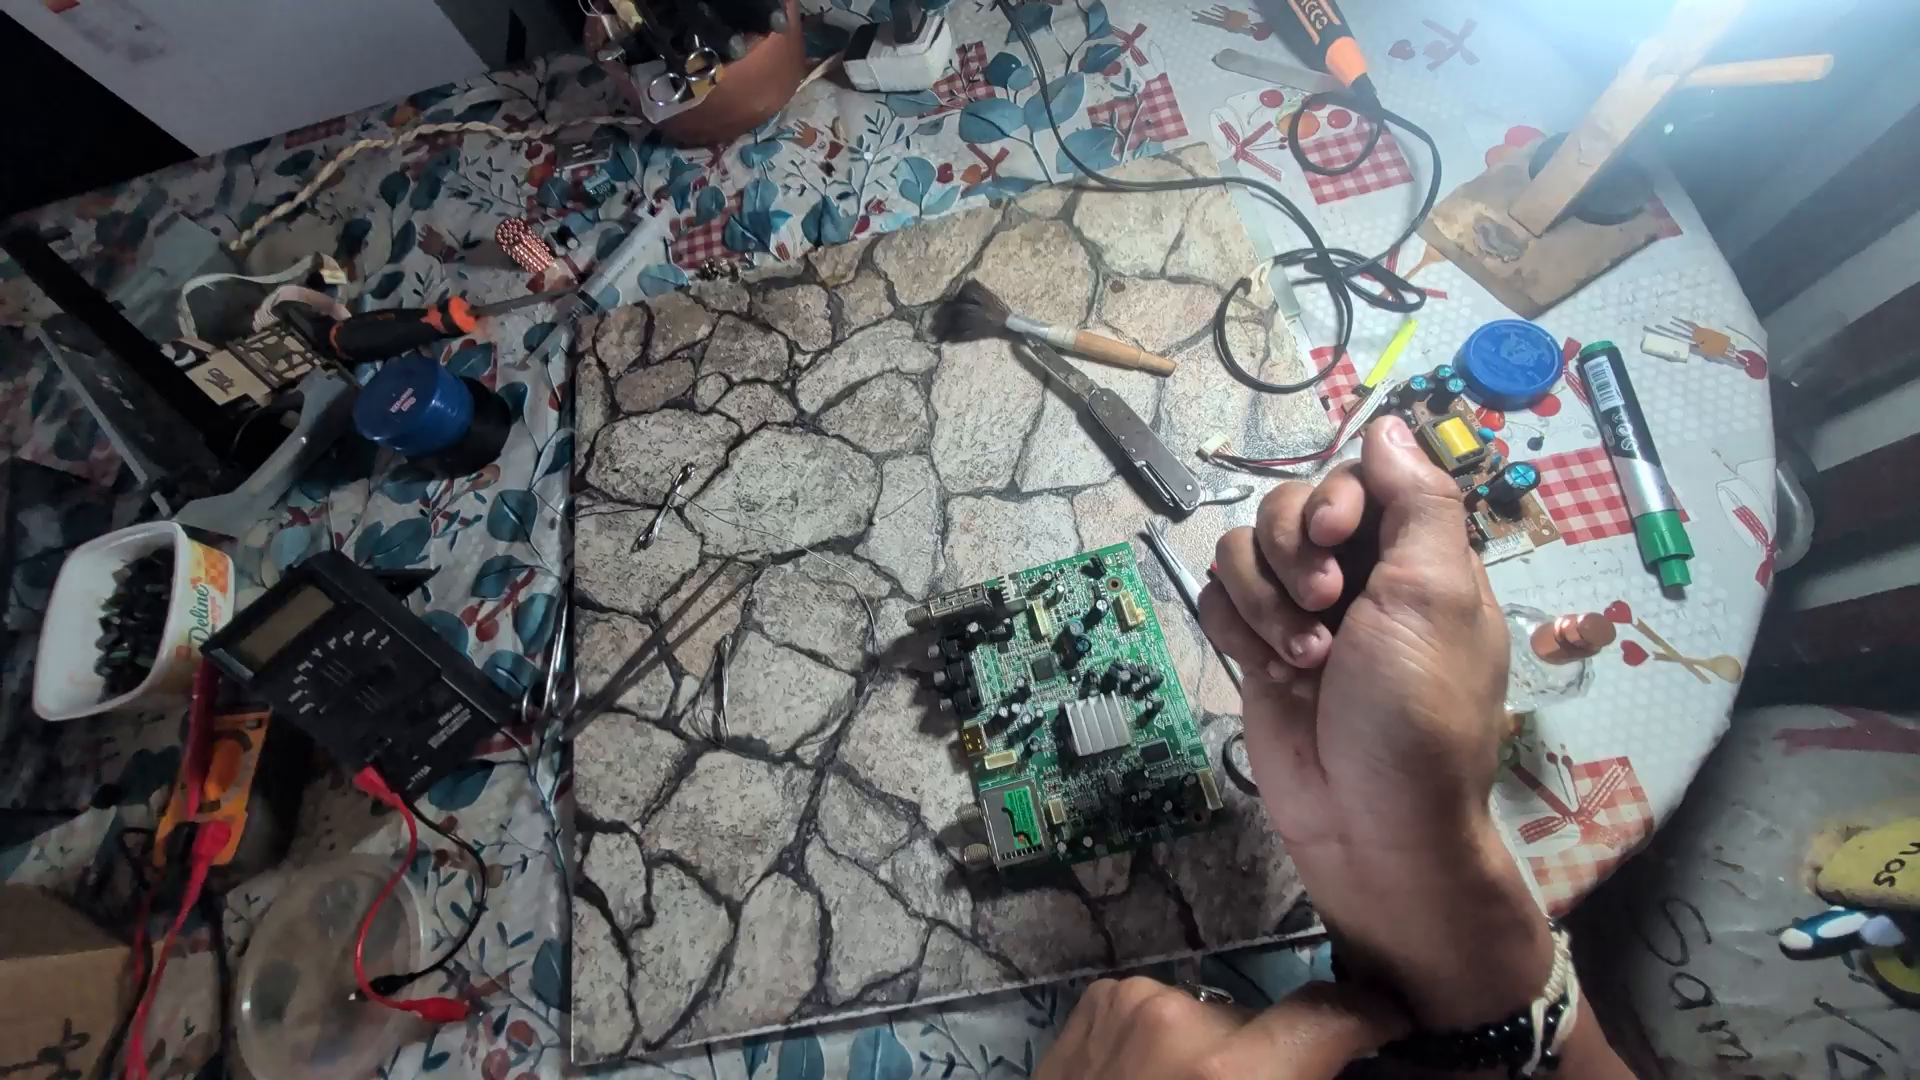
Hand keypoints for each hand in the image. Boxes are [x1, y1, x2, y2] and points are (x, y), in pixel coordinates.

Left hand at [1033, 976, 1404, 1079]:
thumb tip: (1330, 1066)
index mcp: (1225, 1073)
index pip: (1324, 1017)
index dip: (1367, 1017)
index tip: (1389, 1022)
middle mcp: (1179, 1015)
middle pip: (1261, 1026)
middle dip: (1269, 1063)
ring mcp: (1131, 996)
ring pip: (1209, 1018)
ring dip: (1215, 1052)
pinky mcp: (1098, 993)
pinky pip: (1161, 1011)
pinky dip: (1169, 1041)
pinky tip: (1147, 1079)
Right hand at [1198, 417, 1549, 1025]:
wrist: (1363, 818)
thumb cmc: (1413, 710)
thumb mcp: (1435, 599)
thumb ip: (1418, 503)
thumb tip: (1387, 423)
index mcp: (1406, 553)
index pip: (1349, 477)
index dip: (1330, 497)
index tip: (1335, 537)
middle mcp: (1347, 570)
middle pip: (1280, 508)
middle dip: (1290, 561)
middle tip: (1325, 614)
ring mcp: (1290, 606)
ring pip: (1236, 552)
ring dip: (1262, 607)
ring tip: (1301, 660)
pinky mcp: (1248, 640)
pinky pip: (1213, 598)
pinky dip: (1235, 631)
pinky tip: (1269, 673)